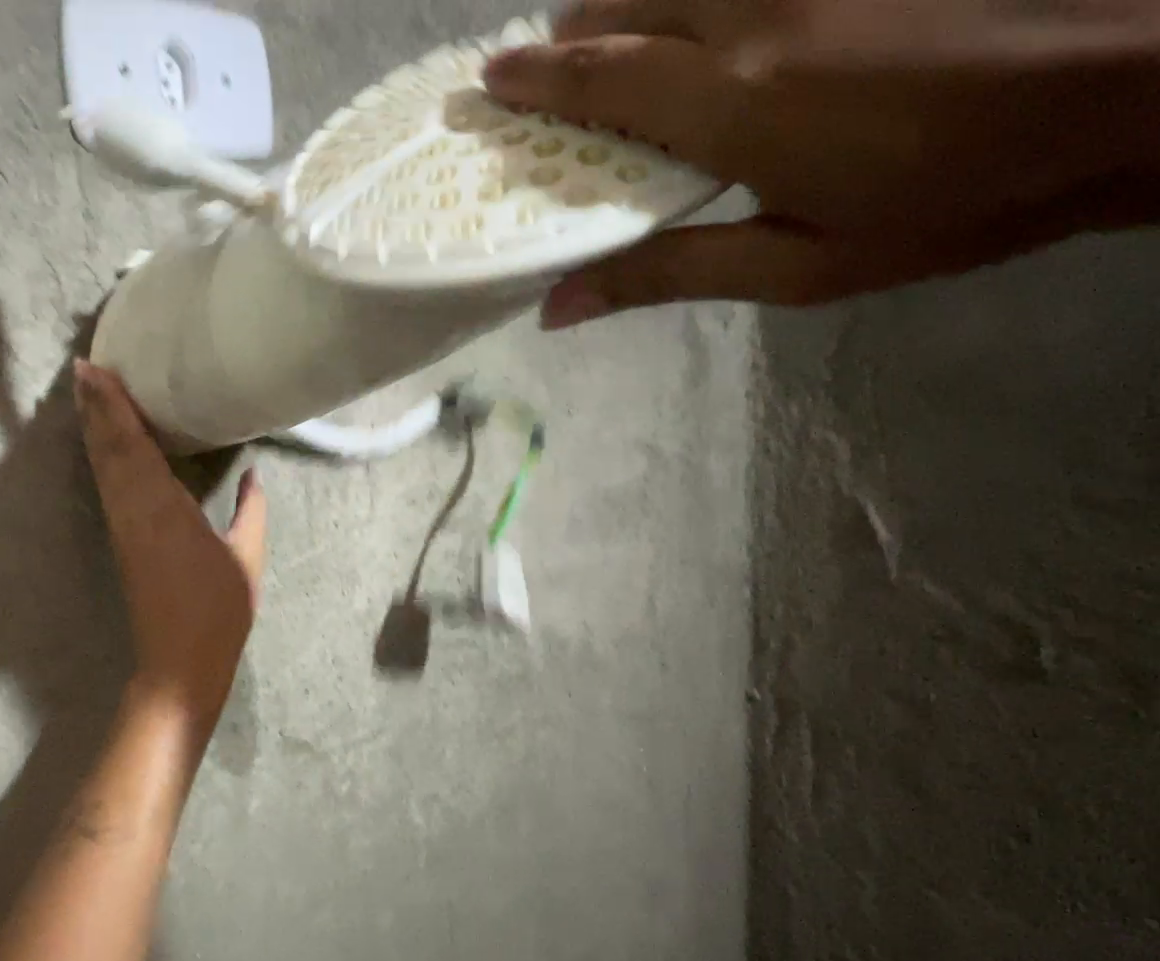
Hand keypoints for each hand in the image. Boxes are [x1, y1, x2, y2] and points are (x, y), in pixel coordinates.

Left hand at [74, 359, 266, 725]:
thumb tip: (253, 474)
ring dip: (92, 427)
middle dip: (94, 406)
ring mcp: (123, 528)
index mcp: (165, 507)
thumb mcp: (247, 558)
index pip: (133, 444)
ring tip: (83, 392)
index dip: (113, 406)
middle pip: (109, 449)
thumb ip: (252, 512)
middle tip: (82, 365)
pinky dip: (100, 457)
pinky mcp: (120, 543)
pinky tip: (100, 444)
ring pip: (102, 467)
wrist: (179, 664)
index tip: (96, 369)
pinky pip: (105, 487)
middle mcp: (135, 510)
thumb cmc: (219, 612)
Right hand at [485, 0, 1159, 322]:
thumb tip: (555, 308)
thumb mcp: (795, 267)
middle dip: (570, 39)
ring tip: (611, 55)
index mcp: (733, 102)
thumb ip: (665, 275)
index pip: (599, 75)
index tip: (486, 84)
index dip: (532, 78)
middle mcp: (751, 16)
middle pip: (621, 4)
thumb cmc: (945, 202)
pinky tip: (691, 32)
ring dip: (623, 10)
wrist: (1120, 96)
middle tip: (549, 83)